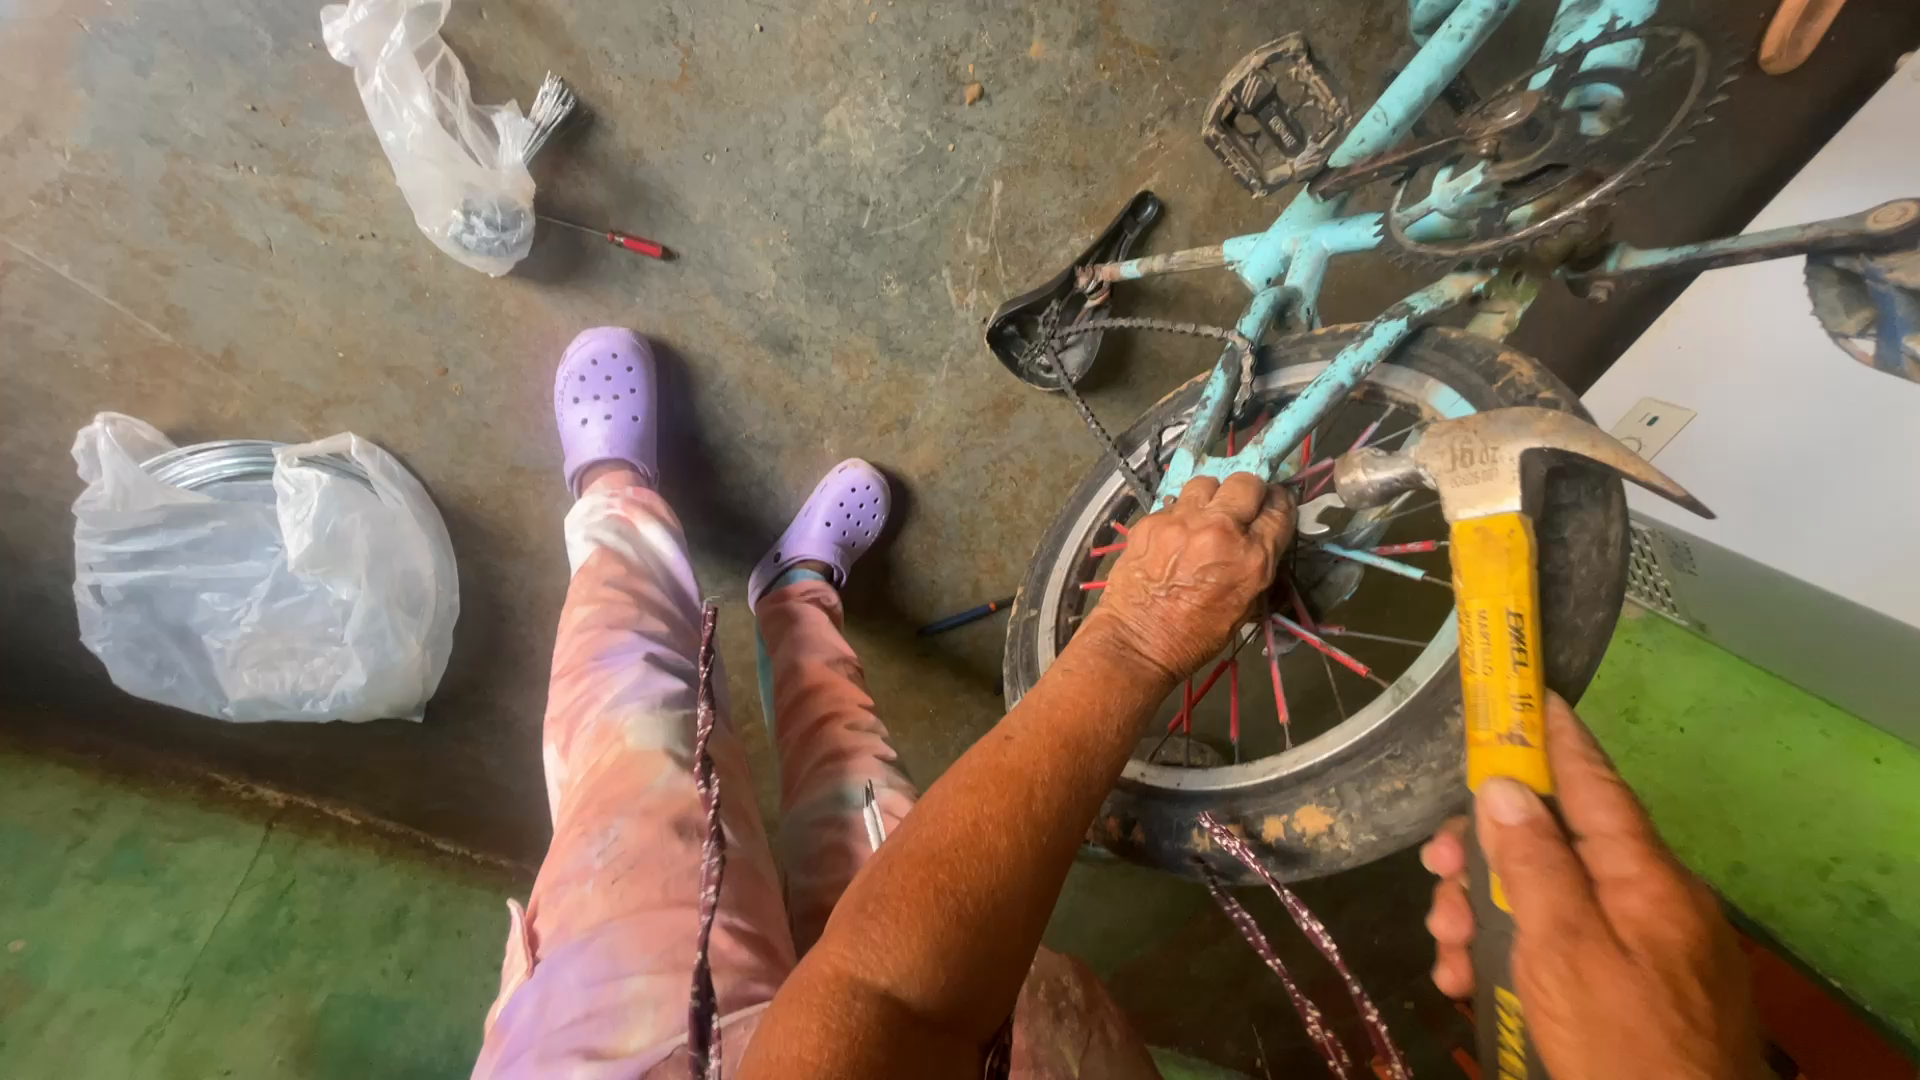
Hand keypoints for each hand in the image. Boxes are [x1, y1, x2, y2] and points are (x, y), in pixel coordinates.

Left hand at [1077, 474, 1294, 685]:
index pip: (1279, 510)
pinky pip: (1173, 504)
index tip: (1272, 504)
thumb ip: (1257, 564)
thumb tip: (1258, 538)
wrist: (1138, 641)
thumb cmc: (1196, 635)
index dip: (1278, 503)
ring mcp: (1182, 522)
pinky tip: (1174, 534)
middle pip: (1246, 483)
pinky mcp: (1151, 521)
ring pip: (1206, 483)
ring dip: (1211, 496)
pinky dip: (1179, 514)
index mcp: (1252, 558)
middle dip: (1248, 491)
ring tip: (1204, 515)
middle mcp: (1220, 531)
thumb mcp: (1246, 605)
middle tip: (1239, 505)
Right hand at [1421, 695, 1769, 1079]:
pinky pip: (1553, 934)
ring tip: (1446, 948)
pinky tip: (1467, 975)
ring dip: (1478, 909)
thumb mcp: (1563, 949)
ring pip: (1538, 889)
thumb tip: (1499, 785)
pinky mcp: (1623, 974)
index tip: (1532, 694)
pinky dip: (1504, 946)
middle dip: (1479, 851)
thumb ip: (1532, 862)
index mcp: (1643, 880)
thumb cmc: (1620, 1040)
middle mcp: (1644, 898)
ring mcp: (1636, 938)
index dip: (1557, 737)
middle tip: (1436, 872)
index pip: (1593, 785)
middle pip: (1548, 840)